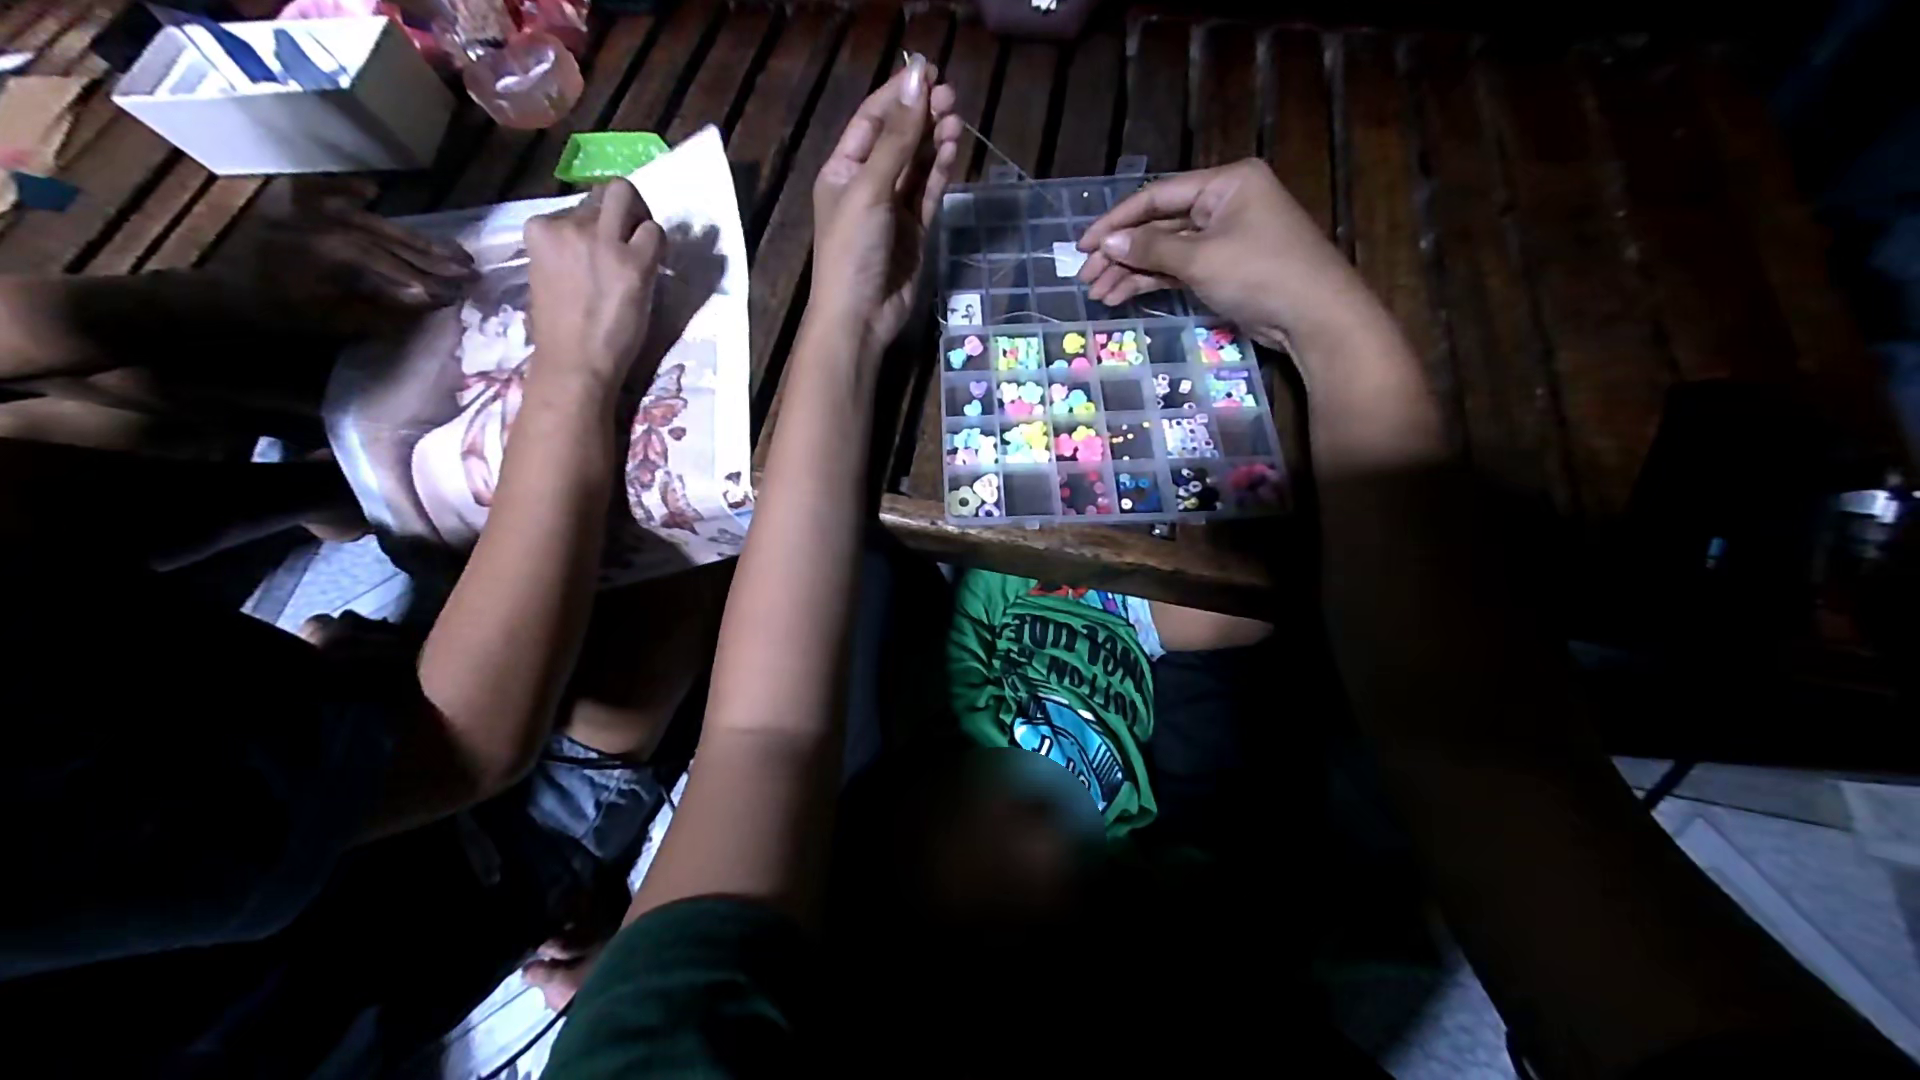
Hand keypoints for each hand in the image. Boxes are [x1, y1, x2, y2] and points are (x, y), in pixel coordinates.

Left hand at [248, 184, 479, 320]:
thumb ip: (384, 310)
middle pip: (395, 241)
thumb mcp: (338, 322)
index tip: (463, 294)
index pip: (400, 268)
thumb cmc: (284, 316)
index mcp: (338, 253)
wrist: (225, 295)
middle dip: (437, 257)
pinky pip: (324, 192)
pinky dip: (349, 189)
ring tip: (452, 248)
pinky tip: (373, 191)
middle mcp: (328, 224)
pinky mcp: (293, 209)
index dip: (434, 283)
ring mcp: (310, 213)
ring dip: (416, 236)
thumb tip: (428, 301)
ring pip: (376, 222)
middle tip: (472, 270)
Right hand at [525, 180, 665, 388]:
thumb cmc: (560, 328)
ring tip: (645, 251)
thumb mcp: (550, 273)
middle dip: (625, 206)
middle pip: (608, 191)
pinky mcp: (633, 262)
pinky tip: (655, 266)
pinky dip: (659, 245)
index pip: (578, 205)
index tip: (605, 244)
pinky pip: (655, 232)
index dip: (598, 222)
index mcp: (539, 228)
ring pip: (630, 199)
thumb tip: (594, 240)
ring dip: (643, 221)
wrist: (574, 360)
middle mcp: (569, 225)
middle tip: (634, 233)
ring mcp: (602, 241)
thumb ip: (568, 249)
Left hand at [809, 53, 961, 359]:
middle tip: (952, 96)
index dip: (899, 95)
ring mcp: (892, 210)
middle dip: (922, 117)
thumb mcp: (870, 188)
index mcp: (843, 169)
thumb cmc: (852, 249)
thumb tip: (918, 81)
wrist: (860, 316)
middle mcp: (867, 185)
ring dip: (935, 142)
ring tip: (957, 118)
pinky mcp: (914, 232)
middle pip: (898, 140)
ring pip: (917, 166)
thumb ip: (897, 138)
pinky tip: (953, 150)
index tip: (928, 72)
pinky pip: (928, 194)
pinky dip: (940, 173)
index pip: (872, 120)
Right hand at [1076, 159, 1377, 350]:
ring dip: (1131, 272)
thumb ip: (1151, 249)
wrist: (1313, 315)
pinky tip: (1122, 295)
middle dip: (1120, 253)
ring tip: (1098, 294)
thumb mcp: (1201, 258)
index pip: (1157, 196)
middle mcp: (1223, 204)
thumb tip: (1108, 244)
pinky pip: (1178, 269)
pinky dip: (1152, 282)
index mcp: (1225, 183)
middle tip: (1085, 278)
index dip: (1116, 221)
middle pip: (1158, 225)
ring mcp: (1223, 238)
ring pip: (1165, 251)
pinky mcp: (1223, 268)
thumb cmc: (1261, 272)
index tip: (1083, 245)